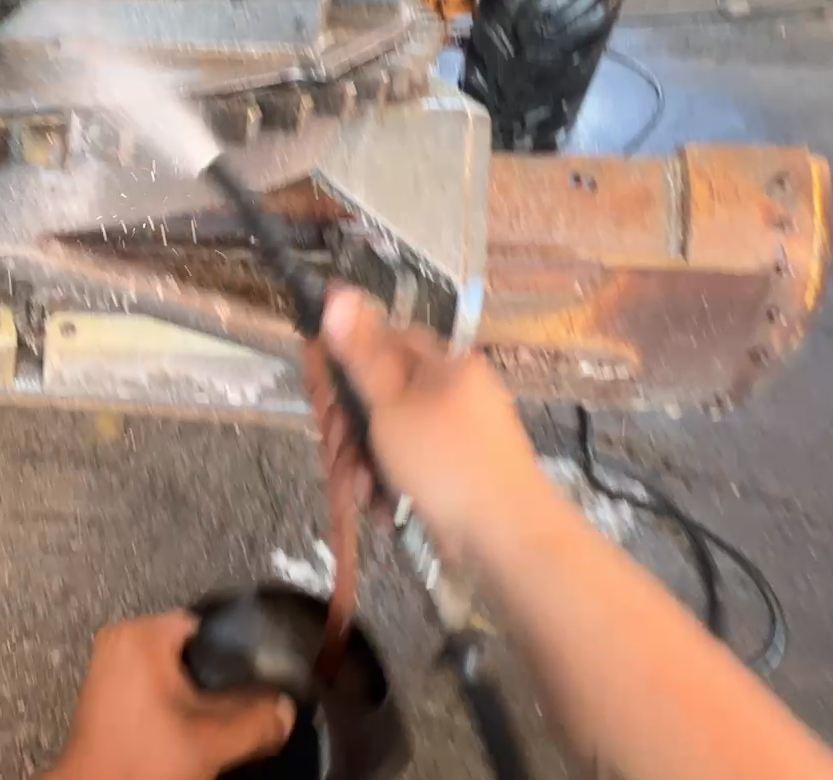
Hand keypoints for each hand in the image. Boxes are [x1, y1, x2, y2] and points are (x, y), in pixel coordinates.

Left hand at [46, 612, 294, 779]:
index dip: (231, 653)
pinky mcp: (102, 683)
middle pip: (184, 646)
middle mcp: (120, 636)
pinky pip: (146, 677)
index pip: (201, 625)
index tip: (251, 677)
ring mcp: (107, 659)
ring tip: (203, 719)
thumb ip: (255, 722)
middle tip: (228, 706)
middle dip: (209, 676)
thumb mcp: (211, 742)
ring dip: (188, 690)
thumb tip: (284, 709)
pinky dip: (166, 696)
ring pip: (165, 664)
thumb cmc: (142, 759)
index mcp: (142, 634)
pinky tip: (178, 724)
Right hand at [305, 287, 547, 554]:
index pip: (380, 338)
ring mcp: (451, 431)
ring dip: (359, 457)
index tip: (322, 390)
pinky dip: (382, 477)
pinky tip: (376, 500)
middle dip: (347, 424)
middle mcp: (448, 391)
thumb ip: (359, 351)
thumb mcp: (390, 402)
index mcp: (442, 365)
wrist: (509, 541)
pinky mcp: (450, 467)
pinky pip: (401, 459)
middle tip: (337, 446)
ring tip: (358, 485)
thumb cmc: (447, 461)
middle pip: (375, 389)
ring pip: (382, 429)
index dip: (344, 360)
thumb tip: (338, 292)